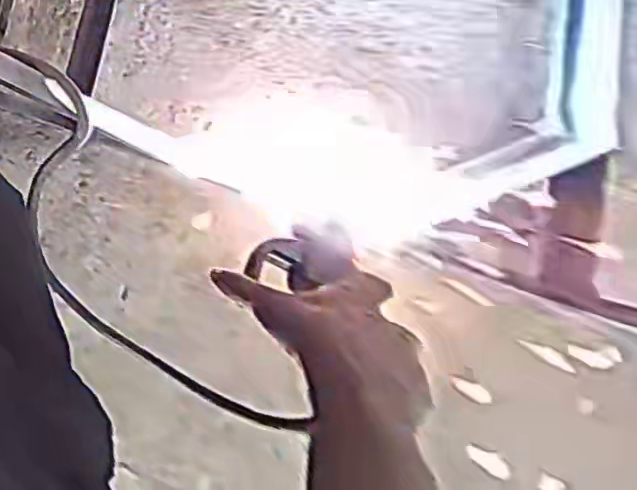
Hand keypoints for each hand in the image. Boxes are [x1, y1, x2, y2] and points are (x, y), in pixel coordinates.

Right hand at [212, 265, 430, 430]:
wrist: (359, 398)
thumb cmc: (319, 341)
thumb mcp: (272, 308)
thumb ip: (246, 288)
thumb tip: (220, 274)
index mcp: (354, 295)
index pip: (349, 264)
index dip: (330, 250)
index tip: (309, 239)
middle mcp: (386, 320)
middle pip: (378, 305)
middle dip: (360, 308)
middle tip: (336, 314)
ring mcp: (405, 357)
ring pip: (392, 343)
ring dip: (373, 345)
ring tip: (348, 356)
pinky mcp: (415, 392)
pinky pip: (401, 380)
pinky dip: (384, 378)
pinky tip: (364, 385)